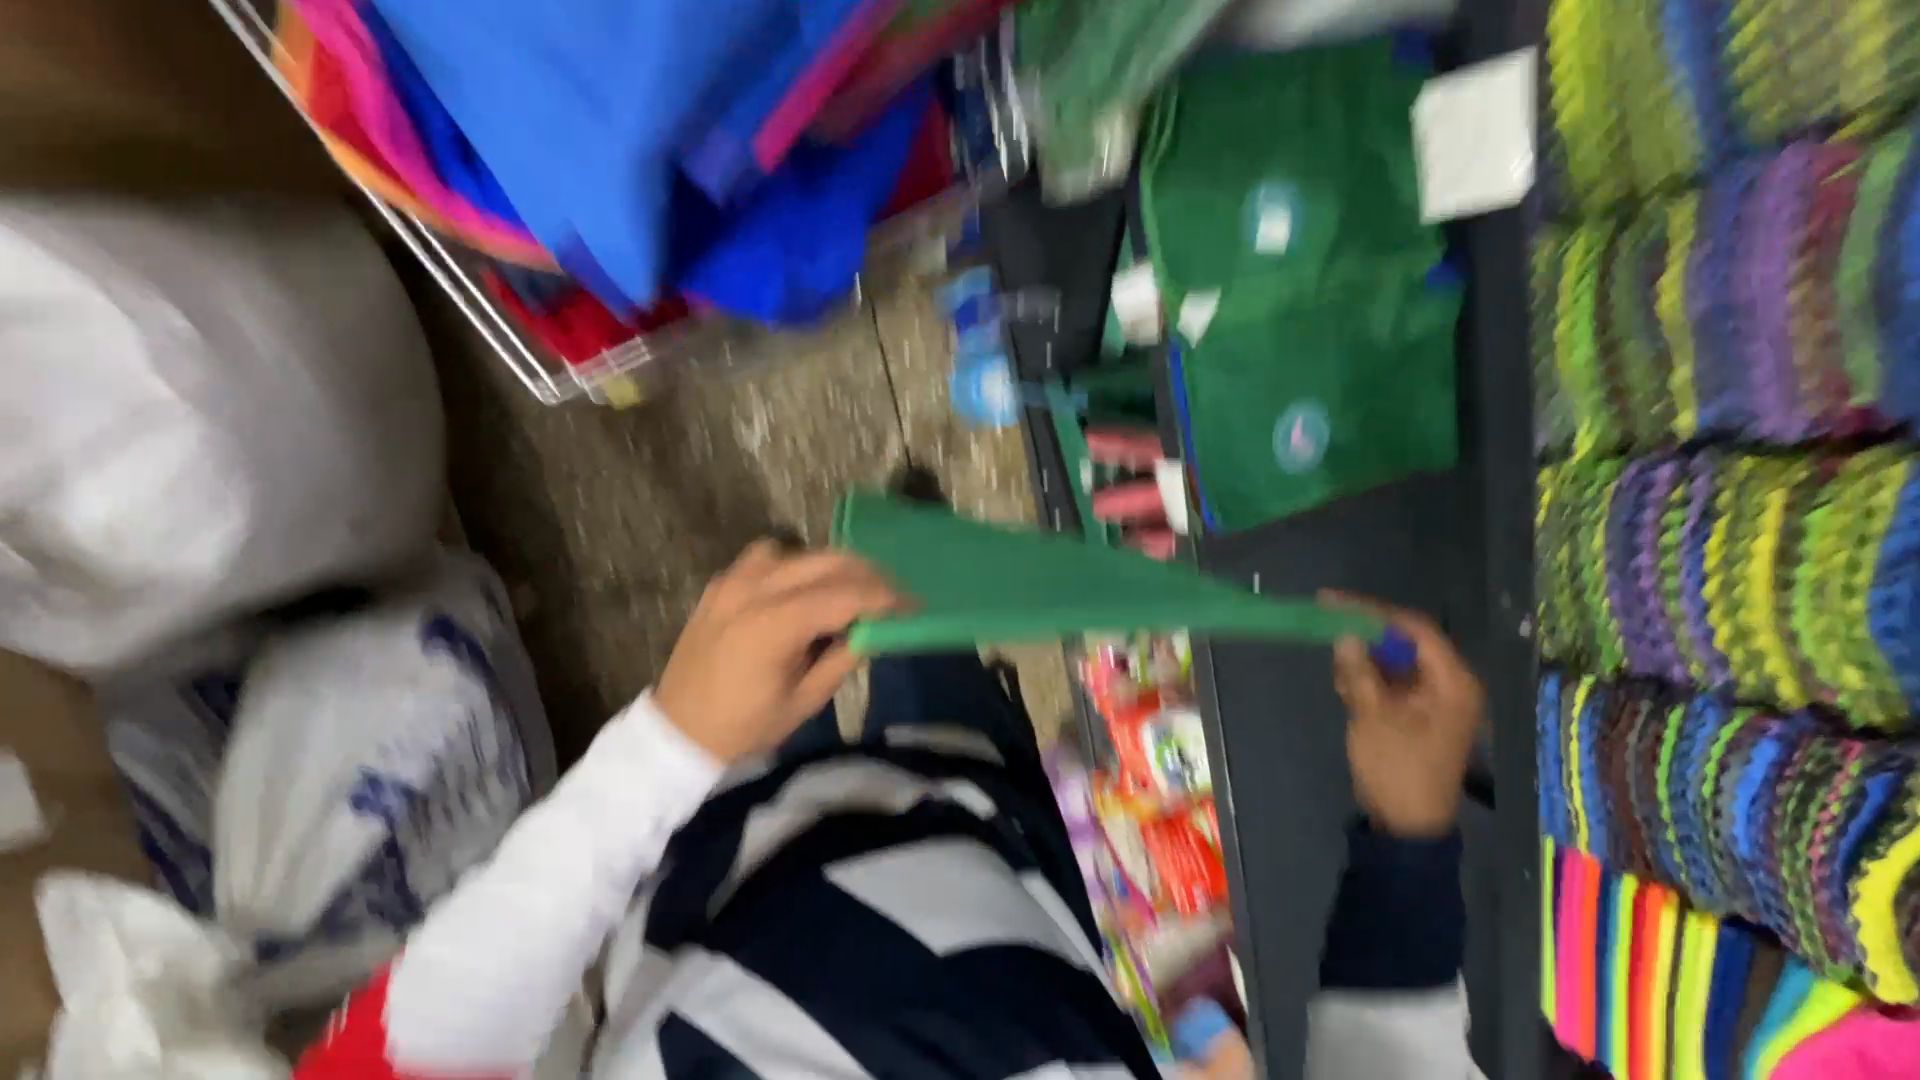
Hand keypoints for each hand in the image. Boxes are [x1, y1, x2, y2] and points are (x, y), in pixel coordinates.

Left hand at [654, 541, 907, 762]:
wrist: (678, 731)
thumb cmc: (745, 727)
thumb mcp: (805, 701)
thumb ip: (843, 658)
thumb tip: (875, 629)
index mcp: (774, 625)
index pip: (846, 595)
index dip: (886, 598)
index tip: (913, 606)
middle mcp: (754, 591)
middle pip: (829, 562)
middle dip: (869, 576)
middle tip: (893, 597)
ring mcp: (733, 582)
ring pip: (801, 553)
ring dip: (834, 568)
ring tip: (852, 593)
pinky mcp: (721, 584)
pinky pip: (767, 557)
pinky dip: (793, 565)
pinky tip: (800, 590)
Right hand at [1323, 592, 1484, 838]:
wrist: (1406, 825)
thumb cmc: (1397, 769)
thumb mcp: (1374, 718)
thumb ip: (1360, 672)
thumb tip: (1346, 634)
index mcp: (1453, 683)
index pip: (1415, 629)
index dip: (1374, 611)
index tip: (1333, 602)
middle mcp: (1449, 685)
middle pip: (1404, 643)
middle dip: (1365, 637)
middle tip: (1326, 630)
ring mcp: (1433, 700)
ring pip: (1393, 662)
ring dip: (1363, 662)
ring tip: (1340, 676)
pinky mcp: (1416, 714)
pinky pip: (1391, 683)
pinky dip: (1367, 680)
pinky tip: (1346, 689)